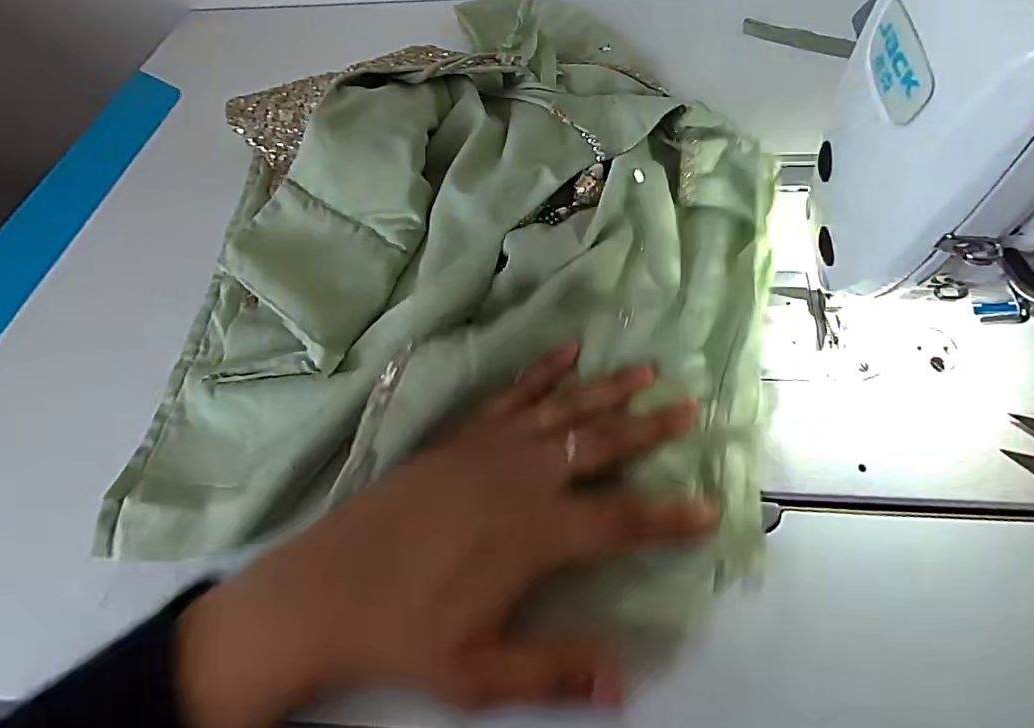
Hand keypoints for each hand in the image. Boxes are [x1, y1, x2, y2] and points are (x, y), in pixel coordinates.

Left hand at [174, 345, 715, 726]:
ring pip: (566, 408)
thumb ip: (554, 669)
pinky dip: (545, 370)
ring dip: (611, 388)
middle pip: (602, 445)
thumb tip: (625, 681)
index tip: (710, 507)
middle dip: (652, 428)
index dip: (669, 517)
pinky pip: (515, 394)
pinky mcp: (465, 433)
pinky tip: (569, 351)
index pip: (619, 521)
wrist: (323, 588)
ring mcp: (493, 446)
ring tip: (649, 371)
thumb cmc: (403, 631)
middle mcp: (524, 478)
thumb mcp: (478, 670)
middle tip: (692, 407)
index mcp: (534, 534)